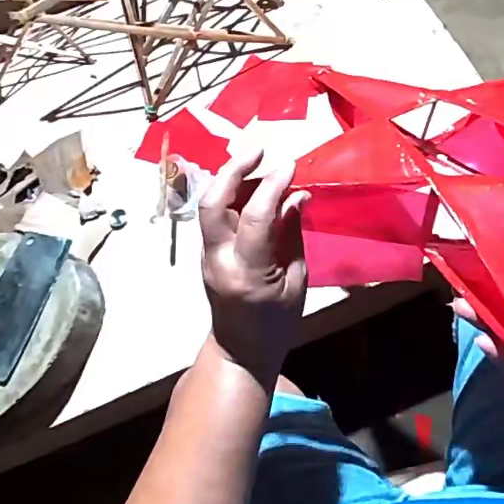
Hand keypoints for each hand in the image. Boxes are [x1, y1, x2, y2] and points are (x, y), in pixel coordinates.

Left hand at [198, 147, 309, 385]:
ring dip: (233, 179)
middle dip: (233, 170)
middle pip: (212, 203)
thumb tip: (296, 196)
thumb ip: (292, 235)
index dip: (273, 185)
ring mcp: (207, 256)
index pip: (255, 217)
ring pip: (209, 205)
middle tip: (259, 151)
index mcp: (247, 272)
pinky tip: (254, 189)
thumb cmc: (276, 323)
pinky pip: (216, 215)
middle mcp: (218, 260)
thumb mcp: (297, 281)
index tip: (291, 166)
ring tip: (262, 167)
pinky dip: (233, 195)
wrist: (239, 352)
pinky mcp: (206, 254)